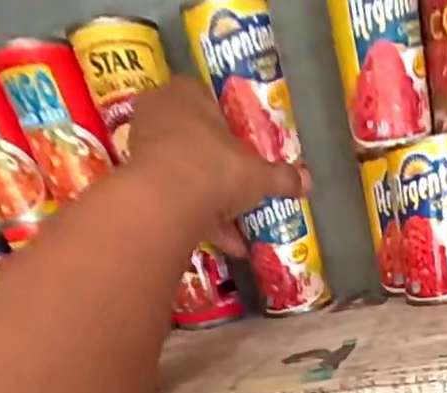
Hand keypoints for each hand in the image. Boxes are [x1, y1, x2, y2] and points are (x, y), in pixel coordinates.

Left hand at [123, 81, 309, 254]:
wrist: (166, 202)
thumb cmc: (214, 169)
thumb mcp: (258, 176)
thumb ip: (282, 177)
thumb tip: (309, 181)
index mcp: (188, 93)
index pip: (211, 103)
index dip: (231, 130)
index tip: (245, 153)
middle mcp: (161, 111)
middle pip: (196, 139)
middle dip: (219, 168)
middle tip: (240, 190)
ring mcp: (145, 145)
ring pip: (184, 171)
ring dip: (211, 199)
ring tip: (238, 228)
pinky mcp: (138, 181)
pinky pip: (175, 197)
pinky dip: (200, 219)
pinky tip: (228, 244)